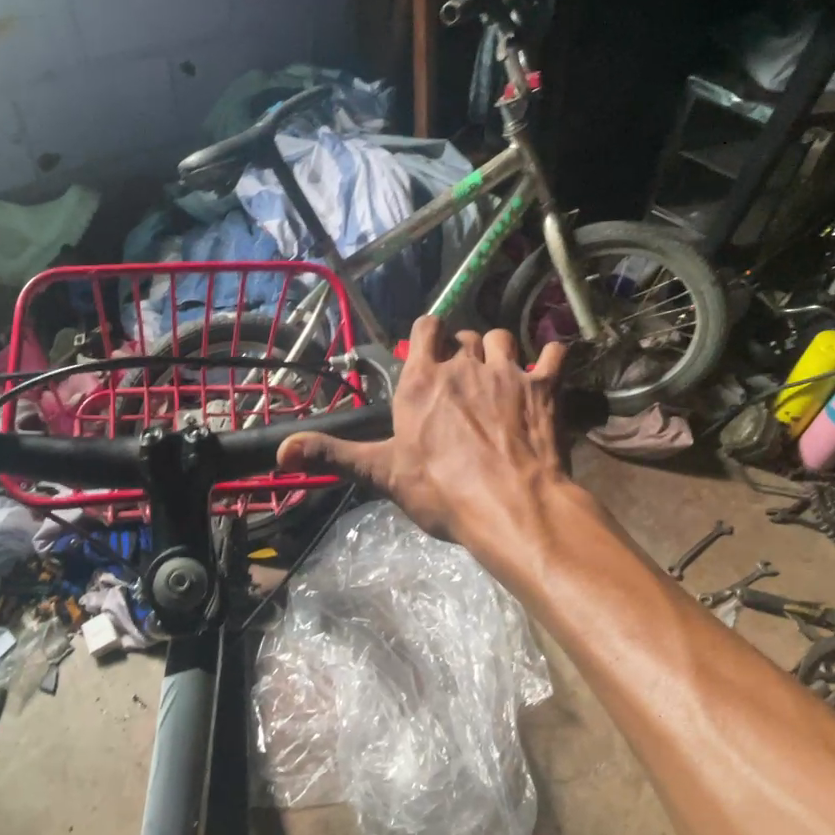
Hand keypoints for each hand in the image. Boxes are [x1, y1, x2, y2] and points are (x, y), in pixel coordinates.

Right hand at [278, 316, 572, 550]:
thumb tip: (280, 451)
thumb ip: (334, 456)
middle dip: (463, 350)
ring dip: (500, 350)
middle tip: (463, 377)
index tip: (430, 347)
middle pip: (465, 337)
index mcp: (422, 381)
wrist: (511, 506)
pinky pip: (554, 353)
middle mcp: (464, 365)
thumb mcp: (381, 474)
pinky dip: (552, 356)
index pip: (425, 329)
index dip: (428, 333)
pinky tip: (550, 366)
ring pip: (503, 339)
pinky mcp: (545, 387)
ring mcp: (508, 372)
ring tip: (499, 373)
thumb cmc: (441, 491)